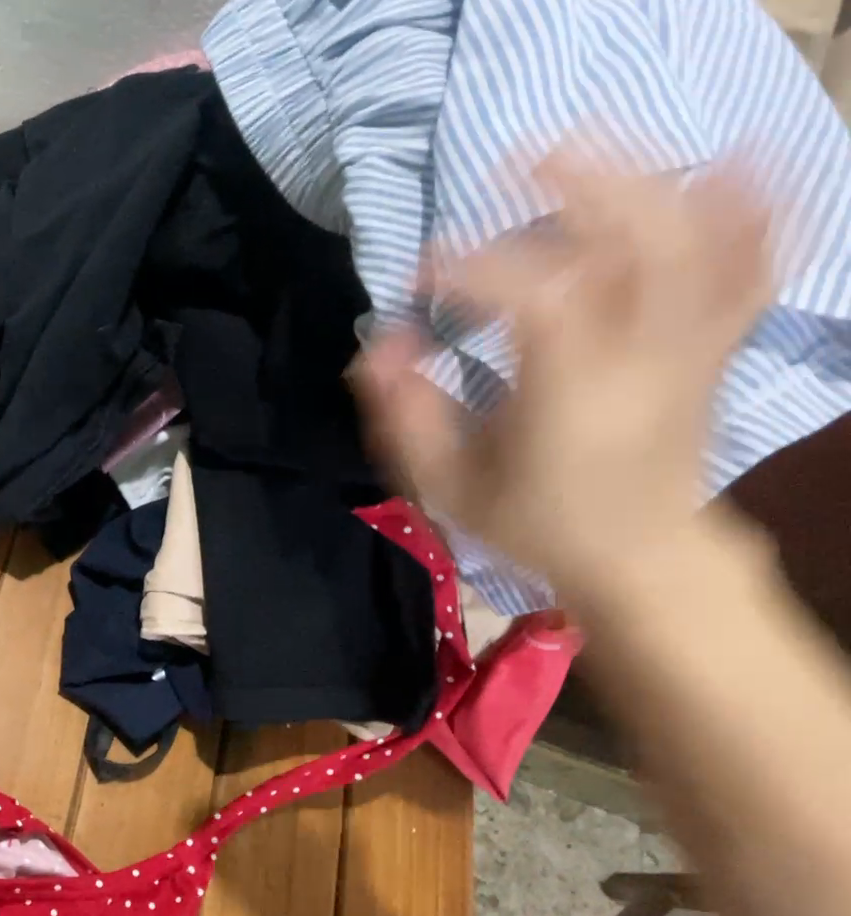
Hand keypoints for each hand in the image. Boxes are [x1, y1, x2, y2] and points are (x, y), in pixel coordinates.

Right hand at [351, 149, 777, 596]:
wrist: (642, 555)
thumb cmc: (531, 521)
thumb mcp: (444, 485)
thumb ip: (405, 415)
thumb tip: (379, 347)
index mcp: (570, 394)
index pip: (535, 300)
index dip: (473, 269)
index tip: (421, 273)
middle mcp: (642, 357)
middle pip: (637, 246)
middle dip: (581, 189)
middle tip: (522, 160)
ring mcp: (691, 346)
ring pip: (699, 243)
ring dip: (655, 180)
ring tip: (603, 143)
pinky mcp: (714, 344)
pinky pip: (751, 266)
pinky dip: (753, 208)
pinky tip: (732, 161)